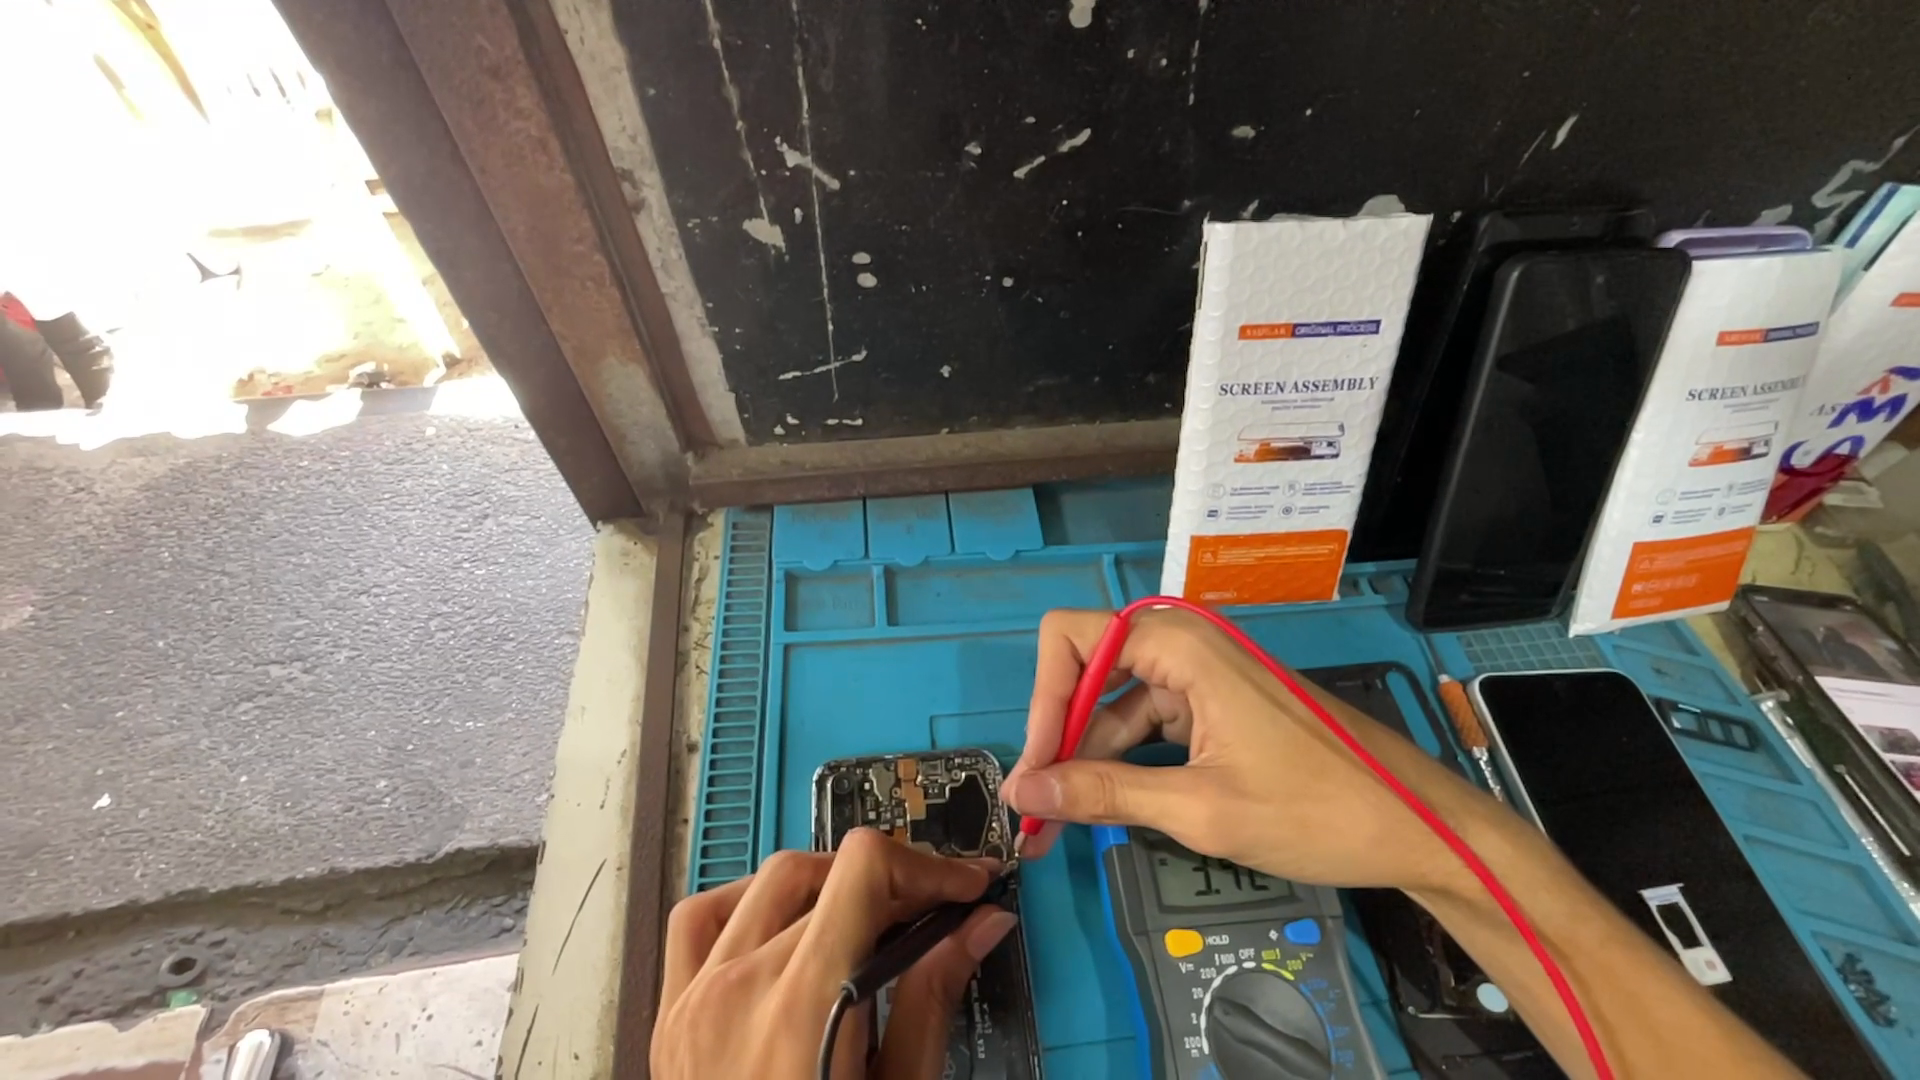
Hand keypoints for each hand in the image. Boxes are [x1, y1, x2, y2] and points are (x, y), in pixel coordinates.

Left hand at [651, 828, 1018, 1078]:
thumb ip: (933, 997)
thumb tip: (981, 925)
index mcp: (800, 1009)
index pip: (863, 871)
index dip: (925, 866)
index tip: (960, 886)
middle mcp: (740, 987)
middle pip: (829, 873)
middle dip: (895, 885)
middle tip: (931, 915)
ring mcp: (695, 996)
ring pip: (771, 879)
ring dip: (830, 882)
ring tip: (864, 919)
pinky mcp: (671, 1012)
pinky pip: (702, 916)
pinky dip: (750, 901)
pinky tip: (781, 926)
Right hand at [1003, 608, 1493, 892]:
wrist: (1419, 828)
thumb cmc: (1315, 810)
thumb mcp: (1200, 808)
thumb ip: (1103, 793)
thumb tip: (1021, 794)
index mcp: (1180, 646)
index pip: (1072, 639)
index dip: (1042, 700)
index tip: (1036, 768)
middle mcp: (1185, 646)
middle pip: (1088, 670)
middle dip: (1057, 736)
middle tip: (1035, 807)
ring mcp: (1203, 676)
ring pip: (1115, 703)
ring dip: (1085, 757)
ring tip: (1058, 823)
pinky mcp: (1216, 705)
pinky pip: (1149, 722)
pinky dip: (1123, 761)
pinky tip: (1104, 804)